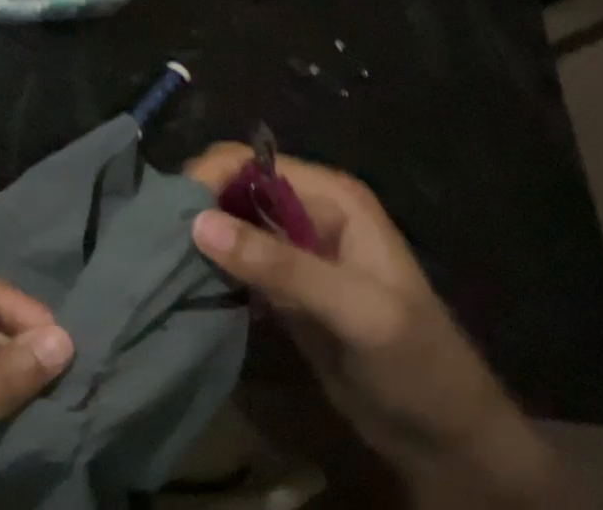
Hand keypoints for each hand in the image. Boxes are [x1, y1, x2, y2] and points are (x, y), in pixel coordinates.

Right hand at [184, 144, 564, 508]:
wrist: (446, 439)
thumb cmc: (415, 364)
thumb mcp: (355, 310)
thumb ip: (280, 265)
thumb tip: (197, 222)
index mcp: (331, 197)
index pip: (251, 162)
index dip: (208, 178)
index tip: (168, 216)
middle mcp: (307, 212)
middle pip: (232, 187)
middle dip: (195, 208)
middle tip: (156, 243)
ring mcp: (292, 252)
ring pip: (227, 225)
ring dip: (195, 240)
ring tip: (158, 262)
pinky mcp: (279, 288)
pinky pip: (232, 263)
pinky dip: (207, 269)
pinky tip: (182, 284)